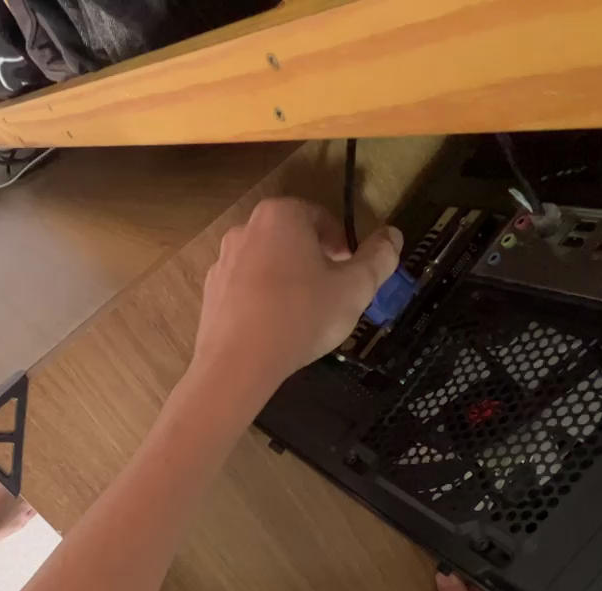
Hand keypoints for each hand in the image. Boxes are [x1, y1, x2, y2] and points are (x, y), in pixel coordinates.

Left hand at [192, 198, 401, 396]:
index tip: (350, 271)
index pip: (321, 218)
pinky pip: (244, 290)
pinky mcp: (209, 293)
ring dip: (286, 281)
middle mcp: (244, 228)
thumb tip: (392, 236)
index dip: (341, 245)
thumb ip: (379, 258)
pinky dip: (261, 301)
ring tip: (301, 315)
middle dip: (313, 261)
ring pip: (266, 265)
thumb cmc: (302, 317)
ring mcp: (222, 261)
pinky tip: (272, 328)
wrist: (237, 364)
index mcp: (281, 215)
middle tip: (330, 294)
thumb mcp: (355, 288)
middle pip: (290, 240)